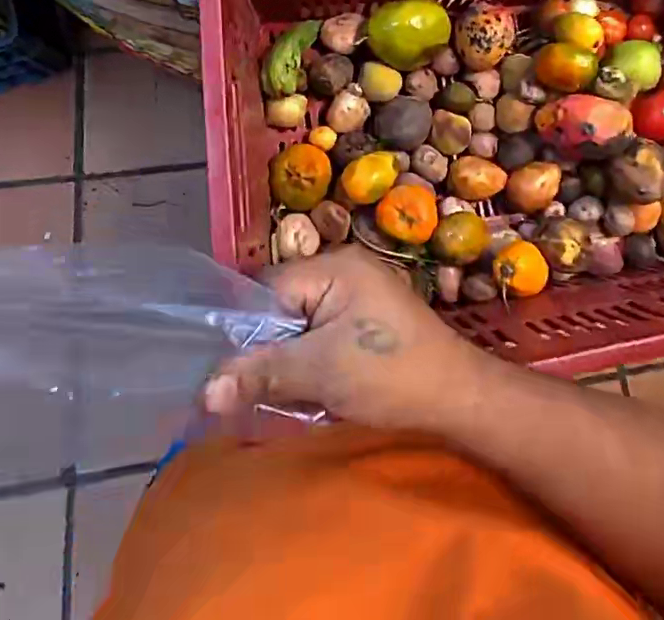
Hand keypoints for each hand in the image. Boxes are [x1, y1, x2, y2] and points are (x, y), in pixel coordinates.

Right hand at [204, 246, 495, 431]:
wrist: (459, 397)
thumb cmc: (390, 374)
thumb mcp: (320, 372)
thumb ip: (261, 372)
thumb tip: (204, 391)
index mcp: (336, 267)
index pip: (268, 288)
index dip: (247, 328)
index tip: (230, 370)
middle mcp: (347, 271)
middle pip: (284, 306)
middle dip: (269, 346)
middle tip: (254, 386)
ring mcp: (361, 296)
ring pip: (303, 324)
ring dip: (291, 358)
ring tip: (285, 391)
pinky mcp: (370, 322)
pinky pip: (324, 334)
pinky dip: (313, 361)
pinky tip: (312, 389)